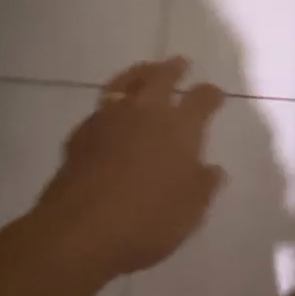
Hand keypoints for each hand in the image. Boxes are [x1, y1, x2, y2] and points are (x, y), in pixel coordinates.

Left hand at [27, 57, 226, 275]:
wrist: (78, 232)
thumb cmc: (147, 222)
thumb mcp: (190, 210)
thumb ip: (203, 185)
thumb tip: (212, 170)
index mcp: (180, 127)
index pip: (202, 99)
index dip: (211, 95)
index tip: (215, 94)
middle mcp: (146, 113)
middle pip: (162, 78)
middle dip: (173, 69)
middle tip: (180, 63)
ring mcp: (109, 120)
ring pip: (126, 83)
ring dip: (139, 74)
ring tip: (144, 71)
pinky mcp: (80, 135)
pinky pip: (99, 110)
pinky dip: (109, 107)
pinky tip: (110, 114)